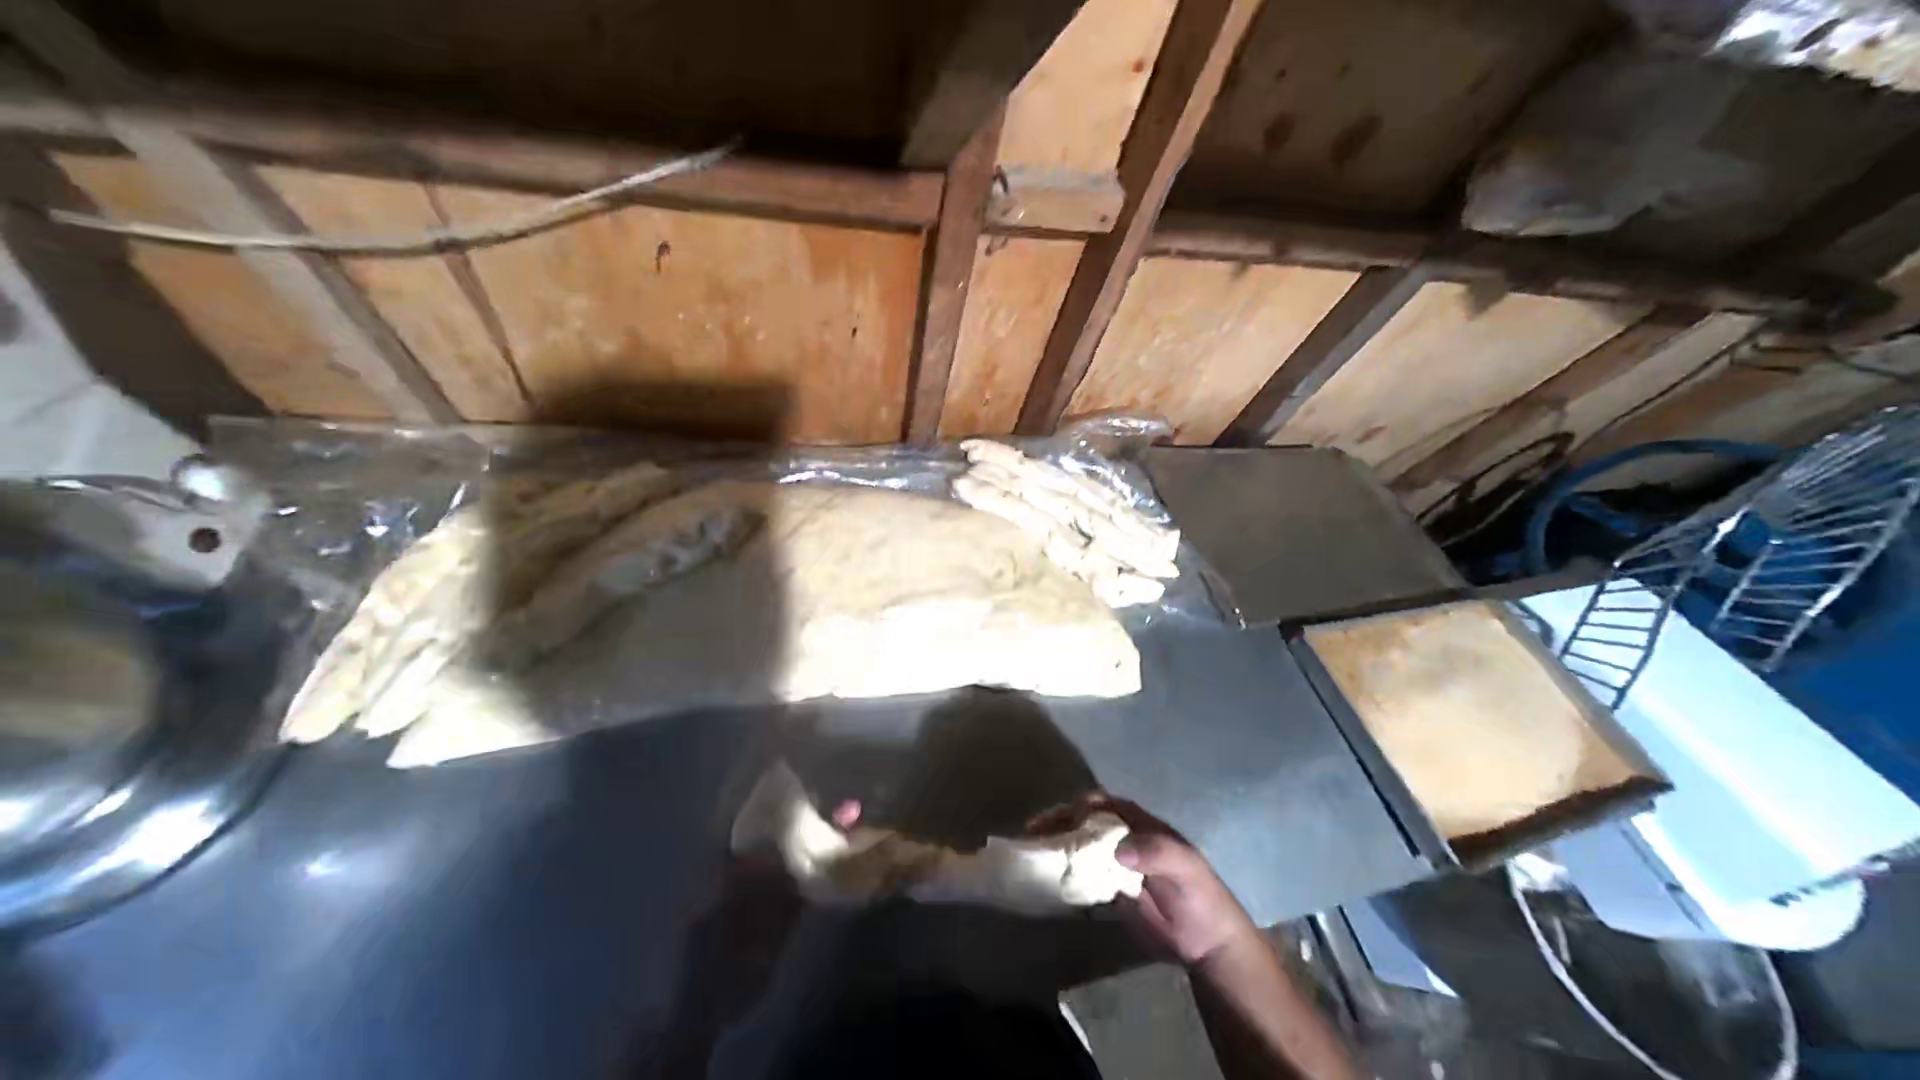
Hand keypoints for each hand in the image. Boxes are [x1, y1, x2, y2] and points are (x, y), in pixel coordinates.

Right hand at [1030, 794, 1256, 965]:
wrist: (1208, 945)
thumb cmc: (1200, 898)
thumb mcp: (1185, 868)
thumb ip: (1156, 852)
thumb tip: (1118, 849)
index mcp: (1142, 825)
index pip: (1106, 805)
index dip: (1082, 805)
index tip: (1061, 816)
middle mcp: (1125, 840)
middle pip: (1086, 823)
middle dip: (1060, 822)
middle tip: (1034, 832)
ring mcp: (1116, 866)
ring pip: (1080, 847)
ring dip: (1057, 845)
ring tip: (1031, 850)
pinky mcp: (1111, 893)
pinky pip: (1083, 877)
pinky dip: (1064, 873)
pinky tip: (1046, 877)